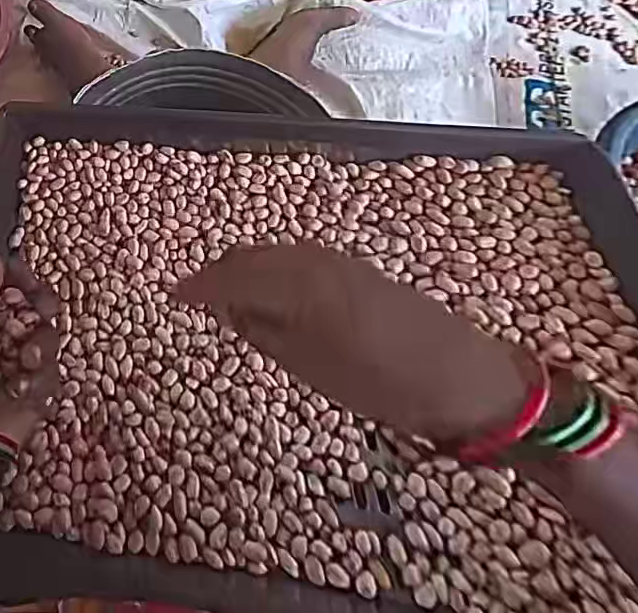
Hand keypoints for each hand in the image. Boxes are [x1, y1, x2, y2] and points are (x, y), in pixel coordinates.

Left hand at [0, 257, 61, 442]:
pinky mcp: (39, 387)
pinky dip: (41, 378)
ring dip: (39, 346)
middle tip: (43, 310)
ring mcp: (24, 360)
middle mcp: (5, 333)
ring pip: (49, 335)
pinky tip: (25, 388)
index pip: (10, 284)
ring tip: (25, 361)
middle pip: (37, 304)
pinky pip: (54, 370)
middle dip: (41, 305)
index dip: (21, 278)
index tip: (28, 278)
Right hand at [174, 244, 534, 442]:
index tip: (172, 294)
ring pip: (267, 254)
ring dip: (242, 271)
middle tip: (197, 298)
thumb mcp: (307, 366)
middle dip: (216, 276)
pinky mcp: (348, 264)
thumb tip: (226, 307)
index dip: (196, 287)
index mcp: (293, 285)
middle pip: (244, 258)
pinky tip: (271, 292)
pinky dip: (269, 269)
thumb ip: (258, 329)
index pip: (227, 278)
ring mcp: (330, 258)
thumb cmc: (379, 383)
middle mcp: (306, 259)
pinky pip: (291, 257)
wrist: (464, 377)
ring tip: (229, 298)